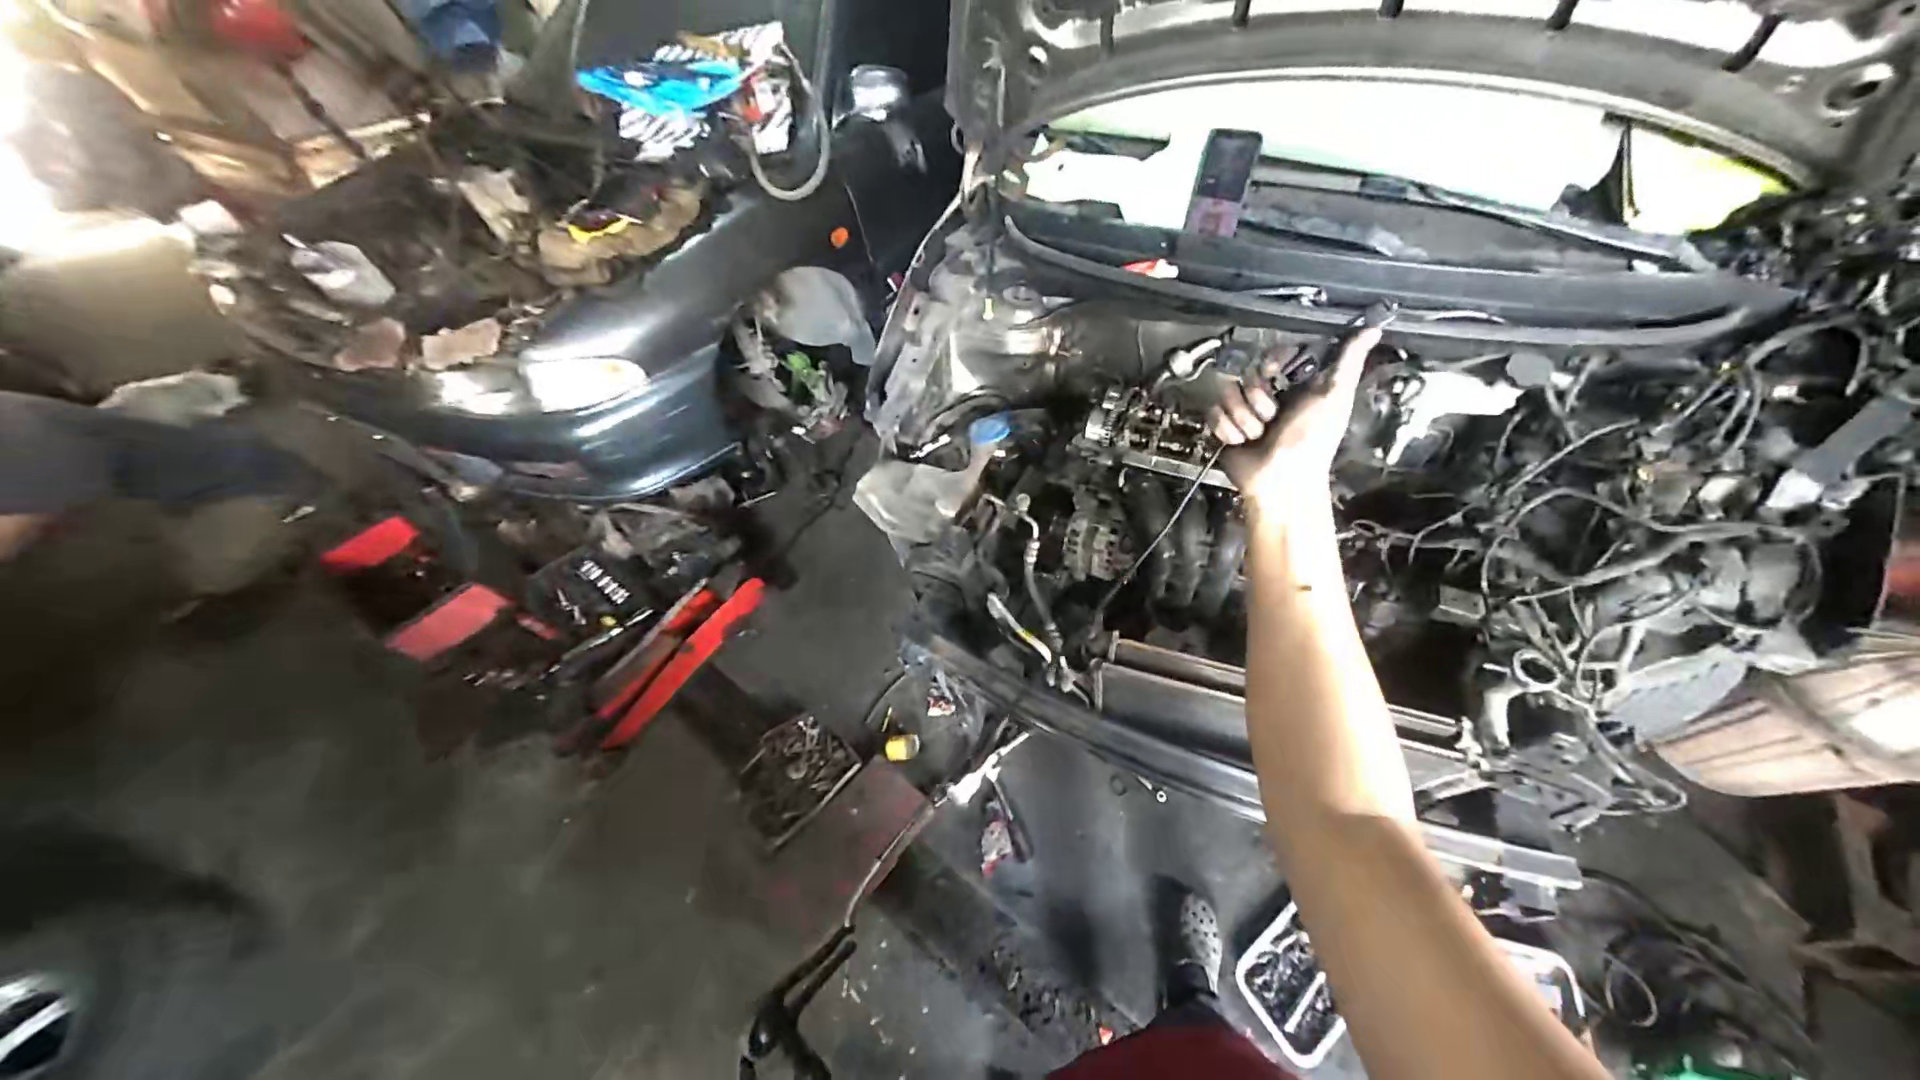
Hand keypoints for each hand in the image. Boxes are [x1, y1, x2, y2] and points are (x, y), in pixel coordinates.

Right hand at [1209, 327, 1380, 511]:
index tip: (1274, 374)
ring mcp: (1243, 412)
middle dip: (1256, 400)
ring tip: (1256, 436)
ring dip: (1242, 418)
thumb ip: (1348, 361)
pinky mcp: (1224, 428)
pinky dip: (1227, 430)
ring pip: (1226, 394)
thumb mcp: (1334, 396)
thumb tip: (1374, 329)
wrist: (1280, 479)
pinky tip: (1240, 442)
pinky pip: (1213, 414)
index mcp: (1293, 385)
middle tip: (1271, 419)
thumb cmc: (1311, 439)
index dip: (1268, 364)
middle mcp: (1267, 396)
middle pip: (1245, 375)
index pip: (1269, 356)